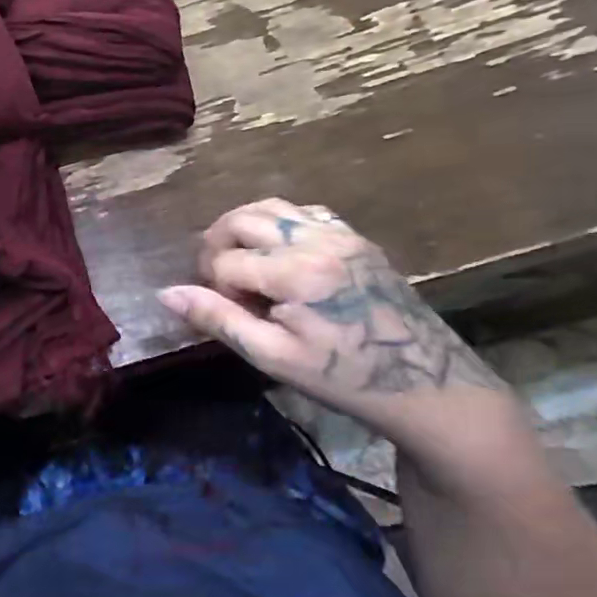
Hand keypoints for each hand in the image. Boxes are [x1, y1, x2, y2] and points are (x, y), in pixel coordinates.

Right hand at [158, 199, 522, 456]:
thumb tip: (164, 293)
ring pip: (271, 207)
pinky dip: (278, 224)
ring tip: (240, 263)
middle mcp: (317, 240)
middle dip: (218, 247)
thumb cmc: (345, 378)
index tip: (233, 316)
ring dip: (243, 229)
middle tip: (221, 283)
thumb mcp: (272, 356)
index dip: (215, 288)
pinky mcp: (358, 239)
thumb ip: (217, 318)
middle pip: (242, 219)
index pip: (224, 261)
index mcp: (296, 272)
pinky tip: (278, 255)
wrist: (432, 389)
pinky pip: (304, 212)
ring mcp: (342, 235)